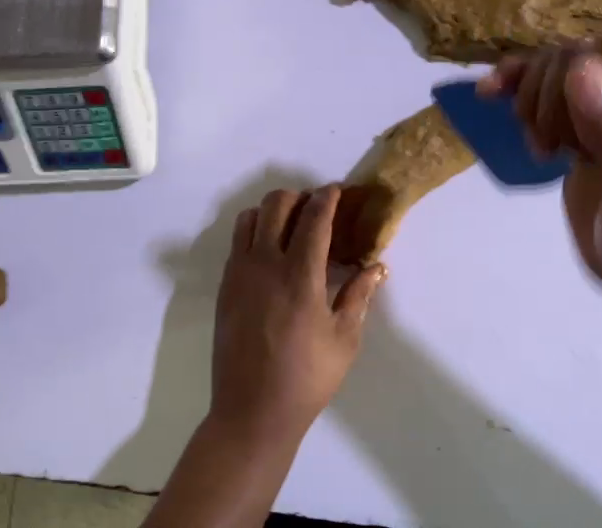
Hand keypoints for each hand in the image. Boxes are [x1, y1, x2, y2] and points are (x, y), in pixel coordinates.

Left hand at [210, 186, 386, 441]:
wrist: (252, 412)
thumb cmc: (306, 379)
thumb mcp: (344, 339)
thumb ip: (359, 295)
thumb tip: (377, 266)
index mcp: (299, 275)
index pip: (314, 217)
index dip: (327, 197)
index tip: (338, 190)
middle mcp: (265, 263)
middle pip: (277, 204)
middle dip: (300, 197)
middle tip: (317, 210)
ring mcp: (239, 273)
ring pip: (251, 216)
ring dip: (273, 211)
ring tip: (292, 227)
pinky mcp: (224, 286)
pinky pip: (237, 241)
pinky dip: (255, 232)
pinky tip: (271, 254)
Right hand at [482, 31, 601, 317]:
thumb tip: (580, 69)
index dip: (583, 70)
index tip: (566, 117)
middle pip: (579, 56)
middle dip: (552, 92)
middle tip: (549, 143)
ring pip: (555, 71)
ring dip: (532, 97)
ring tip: (539, 146)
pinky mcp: (580, 132)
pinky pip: (543, 96)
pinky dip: (514, 91)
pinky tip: (488, 93)